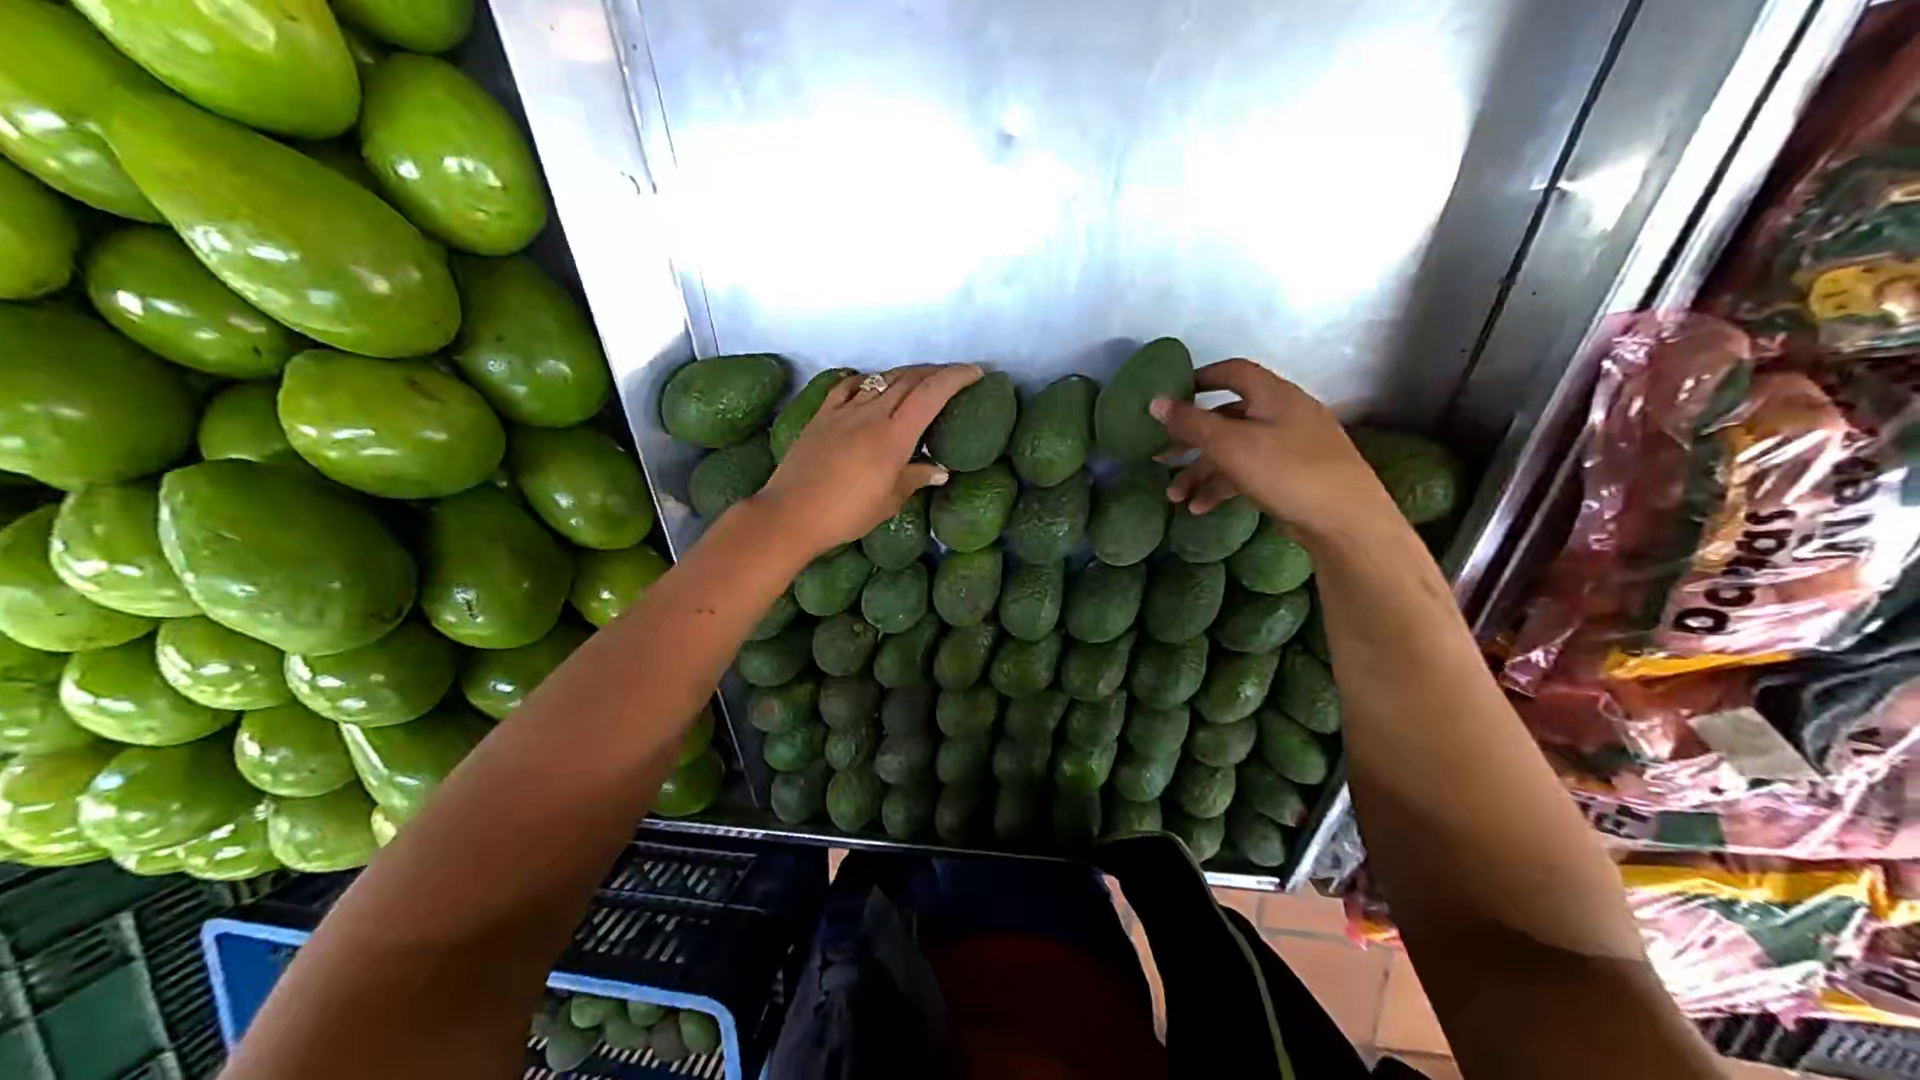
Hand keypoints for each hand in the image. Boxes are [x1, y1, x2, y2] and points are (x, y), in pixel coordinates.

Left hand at [753, 364, 981, 556]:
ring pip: (881, 379)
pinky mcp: (822, 415)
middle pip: (909, 380)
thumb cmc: (846, 514)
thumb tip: (940, 470)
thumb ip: (915, 478)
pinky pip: (848, 386)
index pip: (931, 394)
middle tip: (953, 377)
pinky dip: (867, 380)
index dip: (956, 378)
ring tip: (919, 379)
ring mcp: (844, 411)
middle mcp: (871, 414)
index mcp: (893, 436)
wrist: (791, 514)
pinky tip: (871, 383)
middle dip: (936, 373)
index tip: (975, 373)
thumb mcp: (888, 501)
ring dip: (905, 374)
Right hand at [1151, 359, 1399, 540]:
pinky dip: (1223, 486)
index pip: (1232, 372)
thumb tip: (1156, 402)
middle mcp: (1283, 414)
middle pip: (1227, 418)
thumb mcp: (1230, 445)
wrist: (1345, 520)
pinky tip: (1200, 508)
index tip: (1171, 396)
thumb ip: (1191, 423)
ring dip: (1202, 472)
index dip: (1200, 379)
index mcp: (1273, 395)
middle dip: (1191, 441)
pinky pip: (1248, 473)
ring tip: (1176, 497)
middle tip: (1161, 457)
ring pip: (1234, 451)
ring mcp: (1290, 446)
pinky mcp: (1292, 476)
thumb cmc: (1286, 471)